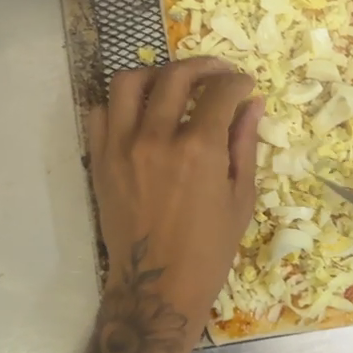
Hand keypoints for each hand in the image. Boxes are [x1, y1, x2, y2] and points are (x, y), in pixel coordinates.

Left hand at [87, 58, 261, 326]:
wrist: (157, 285)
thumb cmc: (208, 250)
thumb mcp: (239, 198)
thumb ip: (244, 144)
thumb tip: (252, 103)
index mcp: (198, 149)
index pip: (219, 91)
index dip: (237, 82)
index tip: (244, 85)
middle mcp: (156, 138)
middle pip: (176, 75)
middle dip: (203, 66)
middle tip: (216, 74)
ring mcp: (121, 147)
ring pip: (129, 82)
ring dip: (155, 75)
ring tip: (172, 85)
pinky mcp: (100, 160)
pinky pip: (100, 112)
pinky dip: (120, 105)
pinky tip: (139, 114)